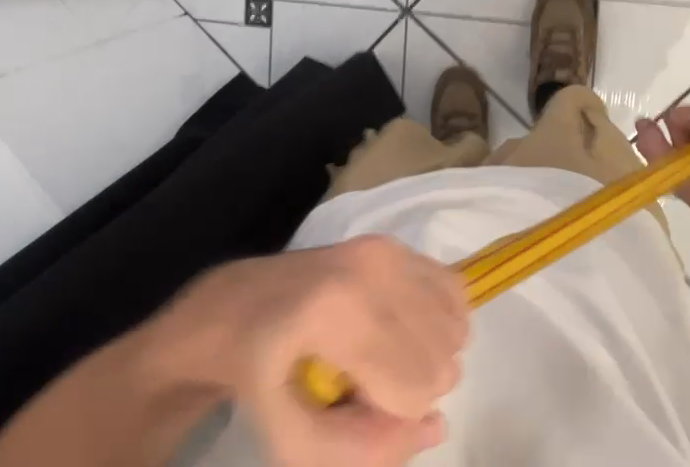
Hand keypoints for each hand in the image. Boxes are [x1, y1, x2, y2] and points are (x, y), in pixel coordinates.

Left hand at [176, 236, 468, 466]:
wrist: (235, 307)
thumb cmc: (258, 375)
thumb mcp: (292, 439)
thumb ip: (365, 449)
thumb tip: (436, 424)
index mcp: (337, 312)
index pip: (415, 391)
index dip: (387, 417)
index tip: (346, 405)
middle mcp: (369, 271)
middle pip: (442, 362)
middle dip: (410, 390)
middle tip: (360, 383)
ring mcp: (383, 250)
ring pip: (454, 331)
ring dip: (424, 359)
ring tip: (375, 356)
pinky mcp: (391, 243)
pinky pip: (453, 294)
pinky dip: (436, 324)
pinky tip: (396, 331)